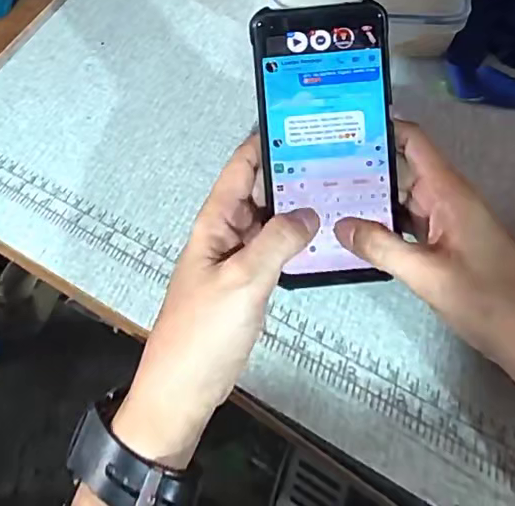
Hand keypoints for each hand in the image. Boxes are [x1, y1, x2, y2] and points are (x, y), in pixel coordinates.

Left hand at [112, 134, 316, 467]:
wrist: (182, 391)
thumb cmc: (201, 333)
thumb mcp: (243, 281)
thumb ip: (277, 242)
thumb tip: (308, 212)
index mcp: (216, 221)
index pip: (241, 167)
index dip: (264, 141)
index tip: (295, 123)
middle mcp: (227, 231)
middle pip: (260, 188)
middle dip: (289, 169)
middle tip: (328, 154)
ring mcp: (238, 255)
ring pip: (270, 216)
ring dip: (295, 201)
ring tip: (332, 184)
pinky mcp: (249, 278)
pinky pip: (275, 244)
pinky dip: (295, 234)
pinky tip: (320, 231)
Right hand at [335, 122, 514, 381]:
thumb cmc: (489, 301)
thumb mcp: (429, 276)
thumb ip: (382, 248)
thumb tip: (339, 224)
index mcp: (448, 190)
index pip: (412, 139)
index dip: (381, 126)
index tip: (342, 124)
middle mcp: (446, 197)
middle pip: (401, 166)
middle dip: (364, 162)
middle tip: (318, 163)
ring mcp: (447, 221)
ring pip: (402, 196)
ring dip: (370, 195)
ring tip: (326, 192)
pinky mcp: (446, 244)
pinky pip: (408, 222)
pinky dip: (383, 223)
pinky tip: (355, 231)